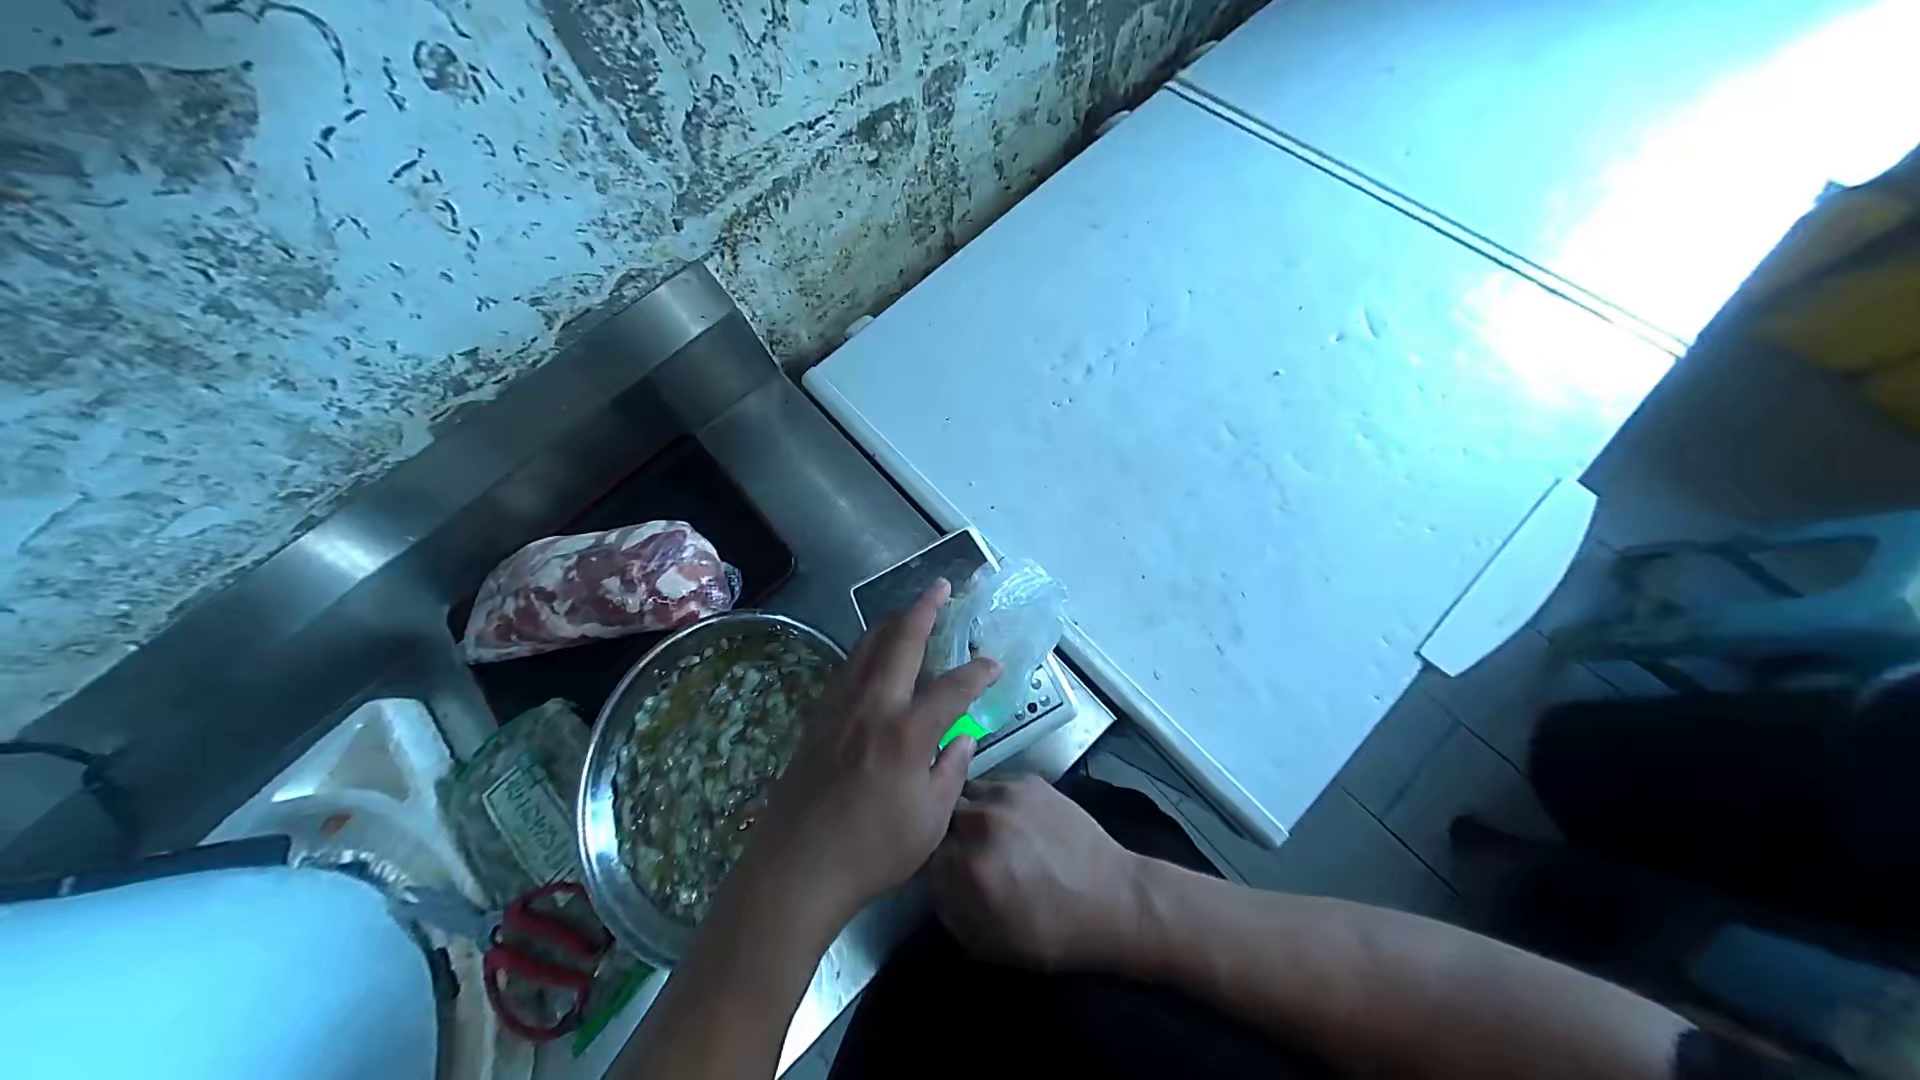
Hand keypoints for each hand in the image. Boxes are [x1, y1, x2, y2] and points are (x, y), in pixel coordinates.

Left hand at [738, 579, 1000, 925]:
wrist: (796, 868)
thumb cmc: (872, 852)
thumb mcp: (930, 820)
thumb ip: (951, 771)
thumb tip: (962, 739)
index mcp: (906, 733)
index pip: (952, 688)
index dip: (978, 673)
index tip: (993, 666)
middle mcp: (872, 707)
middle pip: (900, 641)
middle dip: (924, 609)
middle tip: (940, 587)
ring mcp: (839, 709)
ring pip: (866, 647)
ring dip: (890, 622)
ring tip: (908, 610)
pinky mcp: (817, 720)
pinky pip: (847, 669)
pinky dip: (866, 650)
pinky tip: (872, 656)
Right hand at [928, 774, 1148, 972]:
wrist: (1112, 899)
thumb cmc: (1048, 932)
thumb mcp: (985, 941)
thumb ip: (946, 906)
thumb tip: (931, 877)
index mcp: (967, 866)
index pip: (919, 848)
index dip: (924, 859)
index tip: (936, 868)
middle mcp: (981, 822)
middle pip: (936, 811)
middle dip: (941, 828)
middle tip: (958, 846)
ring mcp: (1006, 795)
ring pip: (963, 790)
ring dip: (965, 808)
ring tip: (982, 828)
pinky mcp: (1029, 781)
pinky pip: (993, 783)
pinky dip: (993, 800)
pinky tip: (1009, 818)